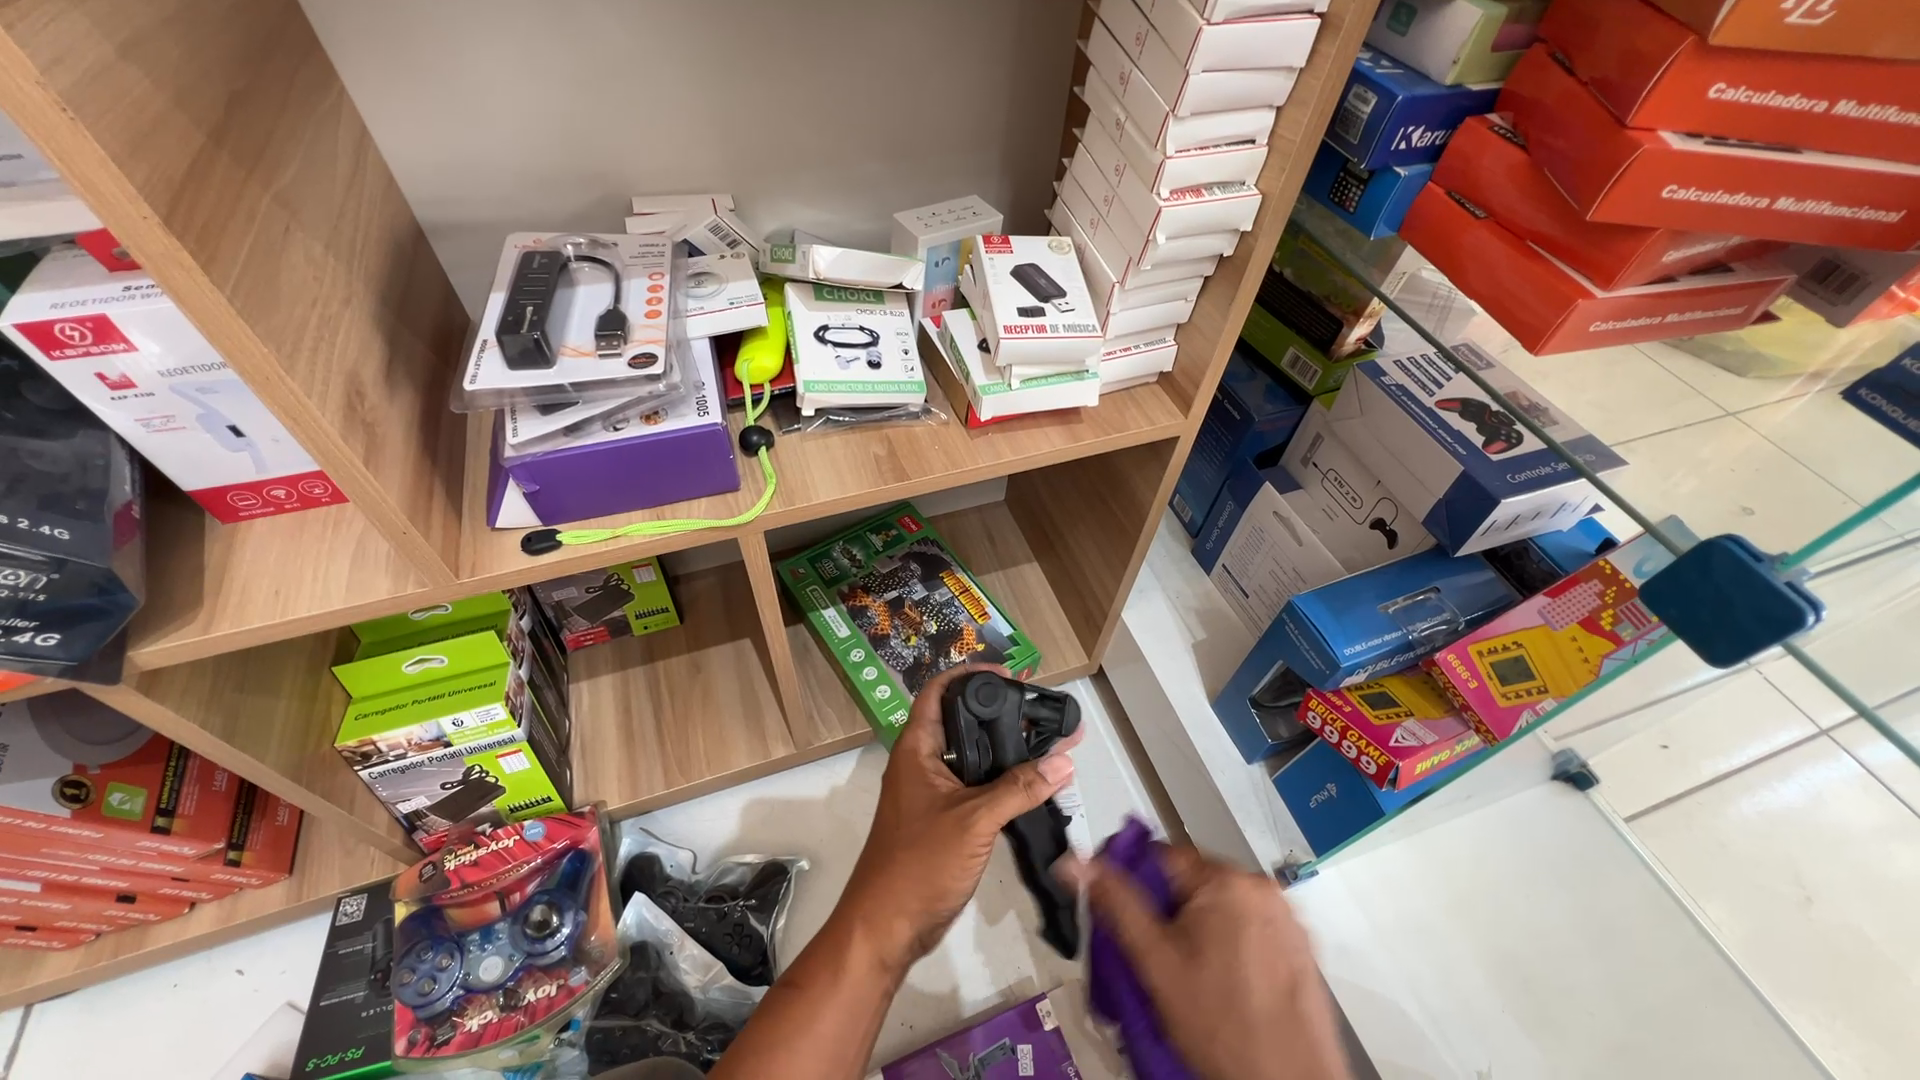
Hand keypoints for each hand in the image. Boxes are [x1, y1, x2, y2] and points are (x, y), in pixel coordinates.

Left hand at [836, 664, 1080, 970]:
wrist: (887, 926)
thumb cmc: (920, 863)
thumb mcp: (974, 820)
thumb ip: (1019, 789)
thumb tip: (1064, 759)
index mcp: (917, 750)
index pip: (938, 693)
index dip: (969, 675)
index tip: (1009, 674)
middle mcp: (922, 765)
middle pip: (961, 723)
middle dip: (999, 712)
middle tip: (1039, 707)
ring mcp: (933, 795)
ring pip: (973, 759)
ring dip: (1006, 750)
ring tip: (1047, 740)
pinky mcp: (945, 821)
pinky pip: (977, 789)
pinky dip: (1004, 782)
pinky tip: (1035, 784)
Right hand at [1065, 845, 1350, 1079]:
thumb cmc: (1225, 1028)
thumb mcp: (1155, 962)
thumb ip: (1115, 904)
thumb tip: (1078, 864)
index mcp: (1226, 881)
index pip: (1160, 856)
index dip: (1133, 882)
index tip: (1122, 912)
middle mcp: (1261, 889)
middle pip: (1192, 882)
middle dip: (1168, 912)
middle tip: (1156, 956)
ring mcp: (1286, 918)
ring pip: (1221, 907)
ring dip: (1199, 929)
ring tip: (1189, 976)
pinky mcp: (1300, 946)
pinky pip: (1250, 929)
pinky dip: (1231, 946)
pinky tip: (1222, 985)